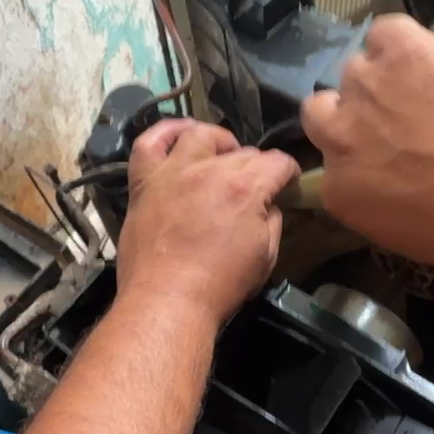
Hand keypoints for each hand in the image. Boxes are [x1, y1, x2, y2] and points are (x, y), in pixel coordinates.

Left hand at [118, 119, 300, 327]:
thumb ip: (271, 221)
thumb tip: (268, 205)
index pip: (277, 162)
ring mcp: (174, 172)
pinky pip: (150, 143)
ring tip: (222, 155)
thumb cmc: (221, 285)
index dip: (288, 171)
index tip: (288, 182)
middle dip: (256, 164)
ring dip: (218, 141)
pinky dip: (165, 132)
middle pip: (242, 151)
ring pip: (200, 136)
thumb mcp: (265, 257)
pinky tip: (179, 135)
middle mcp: (211, 170)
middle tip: (255, 185)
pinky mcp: (144, 182)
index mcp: (246, 188)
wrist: (168, 300)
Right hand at [301, 14, 433, 273]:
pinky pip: (386, 33)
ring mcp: (365, 88)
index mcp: (338, 188)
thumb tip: (384, 173)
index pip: (330, 156)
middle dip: (354, 111)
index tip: (383, 149)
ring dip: (386, 77)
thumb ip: (375, 193)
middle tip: (397, 118)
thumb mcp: (403, 229)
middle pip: (323, 108)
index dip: (357, 147)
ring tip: (431, 89)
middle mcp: (339, 135)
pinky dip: (405, 43)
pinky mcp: (398, 50)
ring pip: (358, 68)